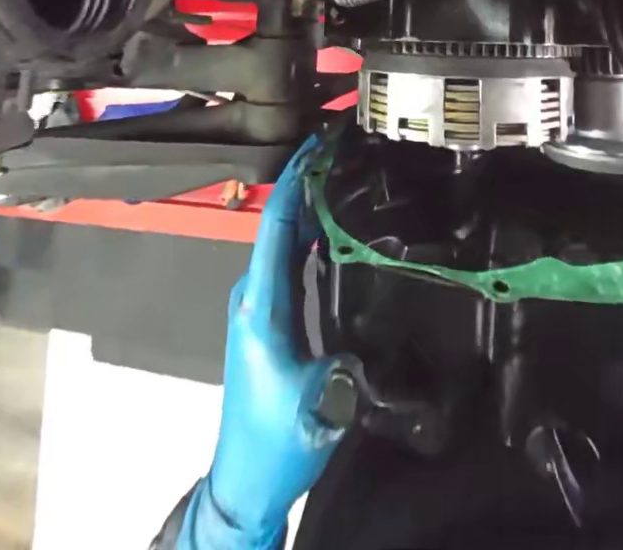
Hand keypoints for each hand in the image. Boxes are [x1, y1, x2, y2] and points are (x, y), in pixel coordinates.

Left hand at [178, 134, 343, 549]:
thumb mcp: (316, 408)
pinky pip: (291, 257)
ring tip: (343, 174)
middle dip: (306, 179)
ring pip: (285, 237)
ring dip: (309, 203)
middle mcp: (255, 292)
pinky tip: (336, 223)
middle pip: (279, 221)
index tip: (318, 145)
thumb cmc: (274, 440)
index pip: (275, 223)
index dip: (295, 179)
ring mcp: (260, 301)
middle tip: (342, 150)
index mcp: (261, 303)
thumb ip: (345, 371)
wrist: (246, 477)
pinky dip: (310, 231)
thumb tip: (376, 338)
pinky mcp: (271, 312)